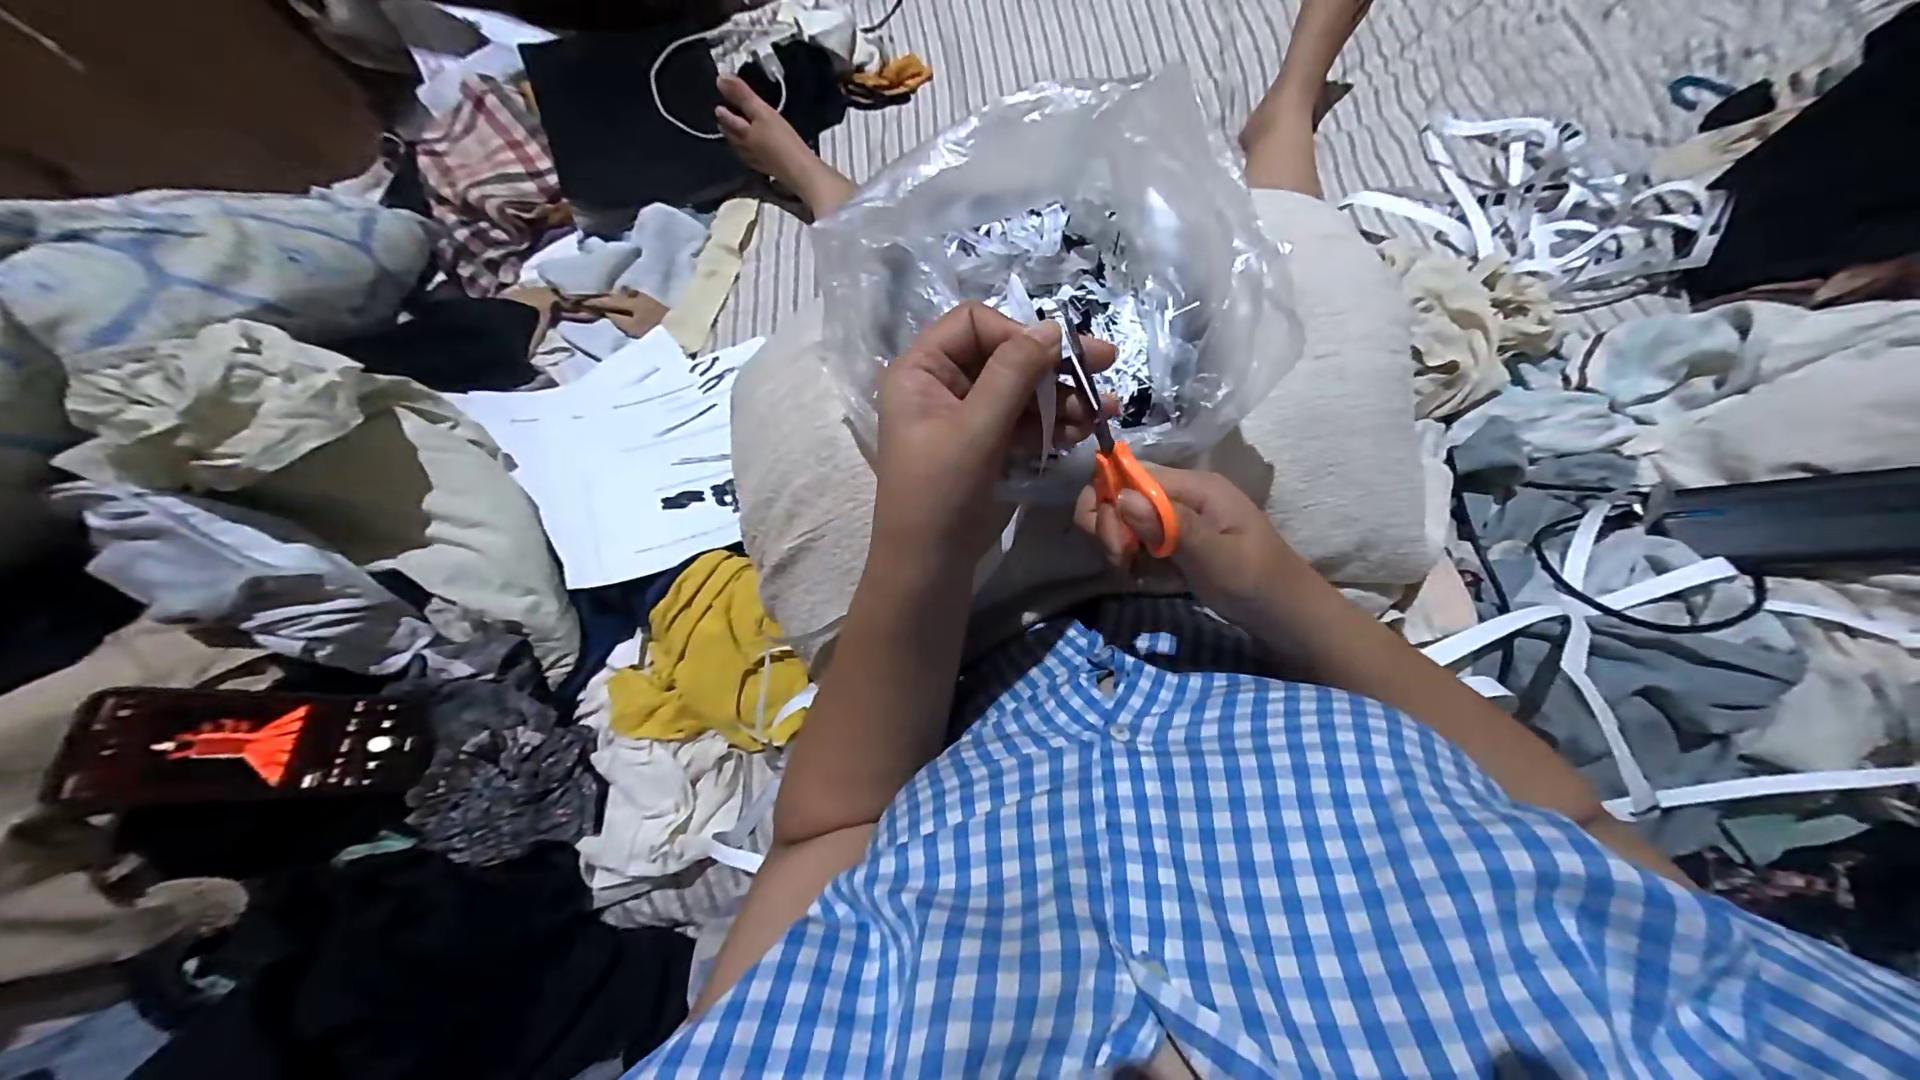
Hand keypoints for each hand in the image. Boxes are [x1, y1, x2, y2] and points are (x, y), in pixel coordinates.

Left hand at [874, 302, 1112, 566]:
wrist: (930, 565)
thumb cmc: (941, 492)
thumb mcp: (976, 429)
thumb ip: (1013, 374)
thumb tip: (1051, 329)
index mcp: (921, 371)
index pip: (973, 324)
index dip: (1016, 333)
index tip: (1058, 355)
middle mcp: (941, 385)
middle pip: (1004, 355)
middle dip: (1053, 365)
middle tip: (1106, 364)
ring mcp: (966, 416)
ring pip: (1020, 390)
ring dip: (1061, 398)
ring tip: (1103, 412)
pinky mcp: (986, 444)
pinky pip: (1022, 422)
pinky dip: (1051, 425)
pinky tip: (1082, 433)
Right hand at [1073, 464, 1307, 630]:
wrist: (1285, 615)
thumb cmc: (1259, 583)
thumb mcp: (1219, 558)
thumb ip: (1173, 526)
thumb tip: (1122, 497)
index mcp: (1194, 485)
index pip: (1128, 474)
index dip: (1110, 506)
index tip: (1120, 550)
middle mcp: (1178, 493)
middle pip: (1116, 491)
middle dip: (1107, 528)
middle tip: (1122, 565)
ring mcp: (1172, 515)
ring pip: (1118, 517)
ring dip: (1114, 546)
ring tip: (1132, 574)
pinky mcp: (1168, 538)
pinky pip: (1131, 538)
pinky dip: (1126, 558)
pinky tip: (1141, 577)